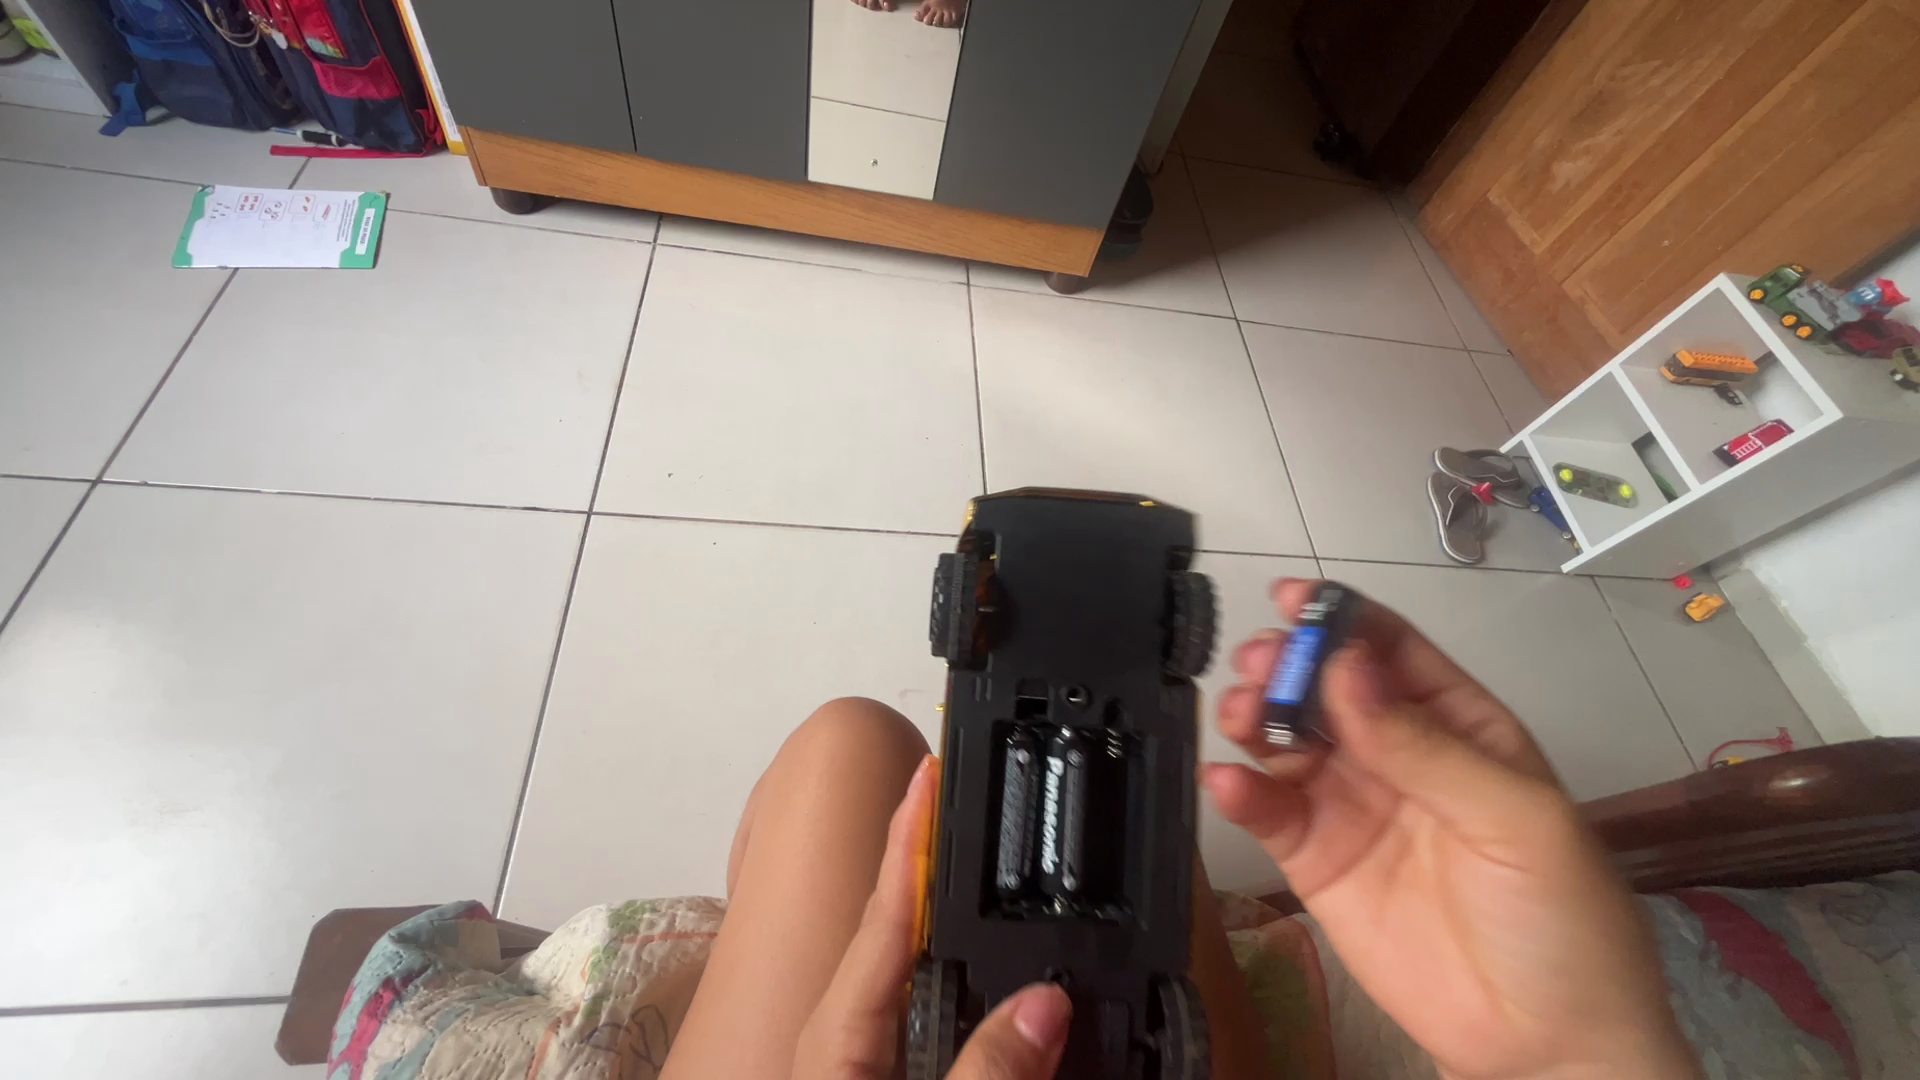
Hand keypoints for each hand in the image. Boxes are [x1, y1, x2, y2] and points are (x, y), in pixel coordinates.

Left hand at [793, 756, 1073, 1079]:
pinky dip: (957, 955)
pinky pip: (925, 988)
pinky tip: (979, 950)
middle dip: (929, 846)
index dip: (909, 831)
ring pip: (915, 950)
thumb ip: (987, 1071)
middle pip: (899, 910)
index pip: (888, 904)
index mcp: (843, 1025)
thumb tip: (1047, 1001)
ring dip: (949, 900)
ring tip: (979, 850)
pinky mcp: (885, 1064)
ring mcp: (864, 1041)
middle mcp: (849, 1020)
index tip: (928, 772)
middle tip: (963, 789)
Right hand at [1204, 579, 1698, 1079]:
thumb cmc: (1556, 917)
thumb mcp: (1514, 819)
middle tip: (1258, 665)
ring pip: (1280, 734)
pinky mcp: (1306, 848)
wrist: (1538, 1048)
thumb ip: (1424, 743)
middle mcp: (1387, 748)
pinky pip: (1262, 805)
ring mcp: (1342, 797)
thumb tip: (1345, 665)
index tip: (1290, 599)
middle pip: (1319, 686)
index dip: (1340, 618)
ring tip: (1241, 718)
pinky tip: (1227, 783)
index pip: (1388, 651)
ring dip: (1252, 715)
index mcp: (1451, 723)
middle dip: (1283, 664)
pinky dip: (1237, 788)